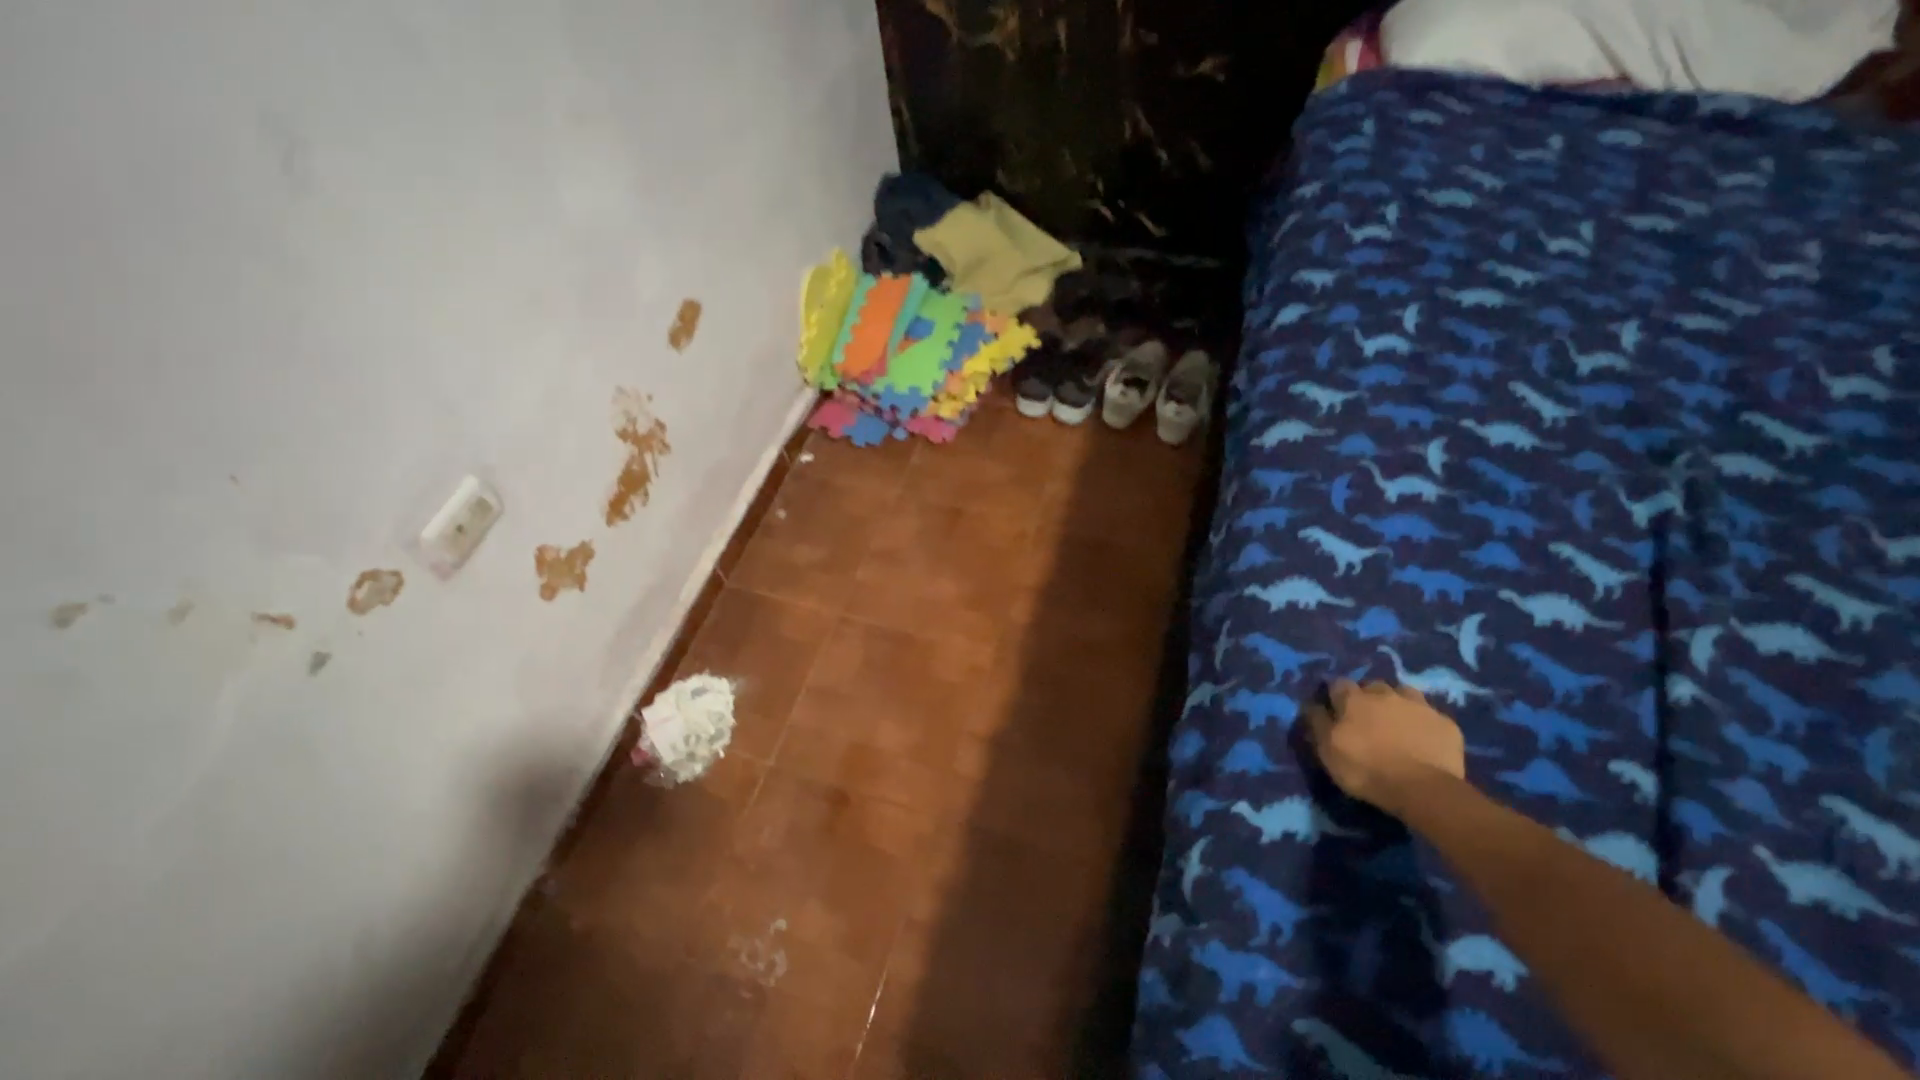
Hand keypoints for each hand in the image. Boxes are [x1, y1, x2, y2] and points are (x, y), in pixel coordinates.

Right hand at [1307, 679, 1466, 815]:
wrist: (1423, 789)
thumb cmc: (1366, 770)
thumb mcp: (1328, 752)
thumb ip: (1318, 724)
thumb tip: (1311, 704)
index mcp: (1354, 700)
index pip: (1338, 684)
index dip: (1335, 696)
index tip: (1334, 709)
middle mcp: (1386, 694)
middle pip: (1373, 686)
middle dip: (1369, 698)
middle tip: (1368, 720)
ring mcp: (1419, 706)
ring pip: (1404, 694)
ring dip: (1398, 704)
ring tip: (1397, 725)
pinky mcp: (1445, 723)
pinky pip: (1430, 716)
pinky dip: (1424, 724)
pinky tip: (1424, 740)